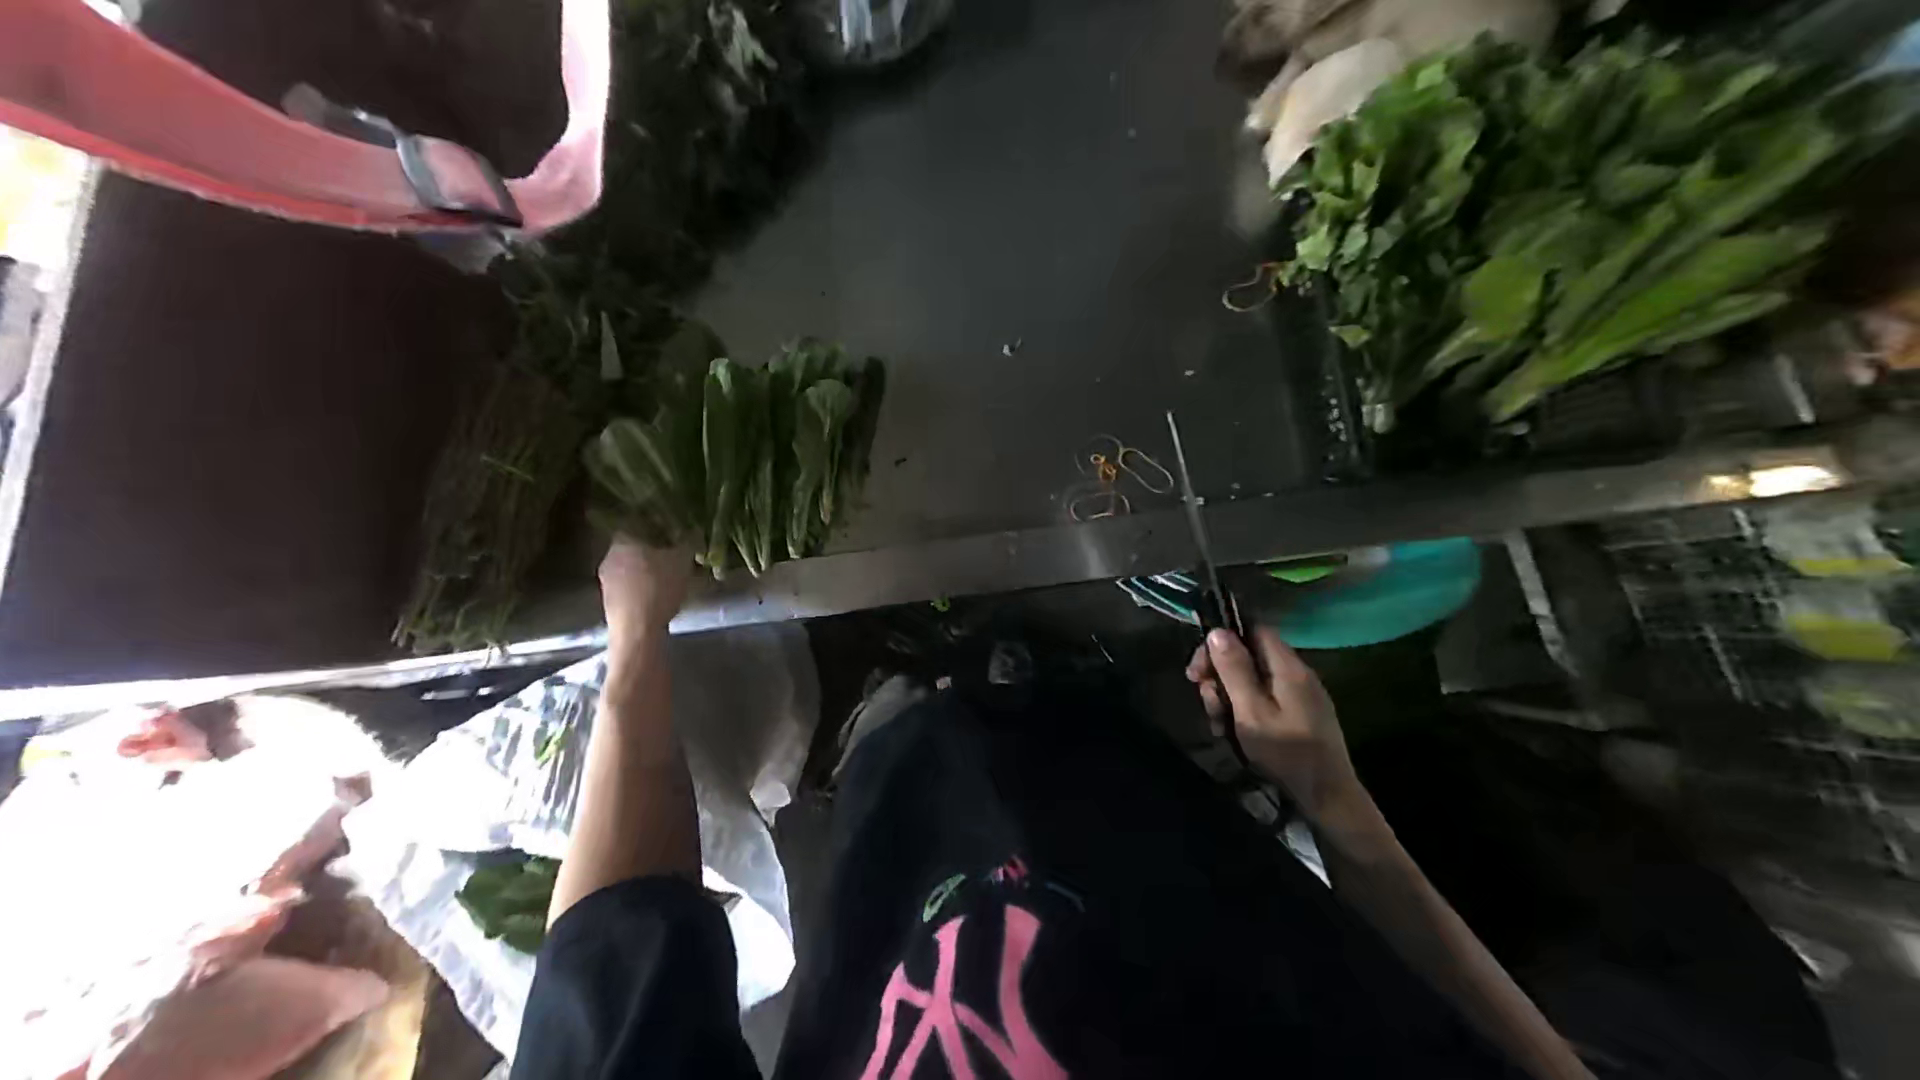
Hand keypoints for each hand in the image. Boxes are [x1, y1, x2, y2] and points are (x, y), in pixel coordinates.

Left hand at [599, 535, 691, 650]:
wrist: (637, 630)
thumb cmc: (659, 588)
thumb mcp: (683, 560)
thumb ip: (688, 541)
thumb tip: (693, 530)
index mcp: (623, 540)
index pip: (637, 524)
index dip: (656, 527)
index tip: (672, 533)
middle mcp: (609, 557)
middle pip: (633, 547)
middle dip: (652, 551)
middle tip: (674, 556)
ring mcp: (606, 581)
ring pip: (630, 568)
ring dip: (647, 571)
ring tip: (669, 579)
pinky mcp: (609, 602)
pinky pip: (629, 588)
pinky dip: (643, 589)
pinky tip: (658, 597)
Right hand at [1186, 626, 1366, 826]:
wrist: (1328, 798)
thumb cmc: (1286, 753)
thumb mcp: (1251, 711)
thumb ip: (1235, 670)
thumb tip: (1217, 631)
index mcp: (1288, 667)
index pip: (1252, 629)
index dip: (1221, 641)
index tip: (1199, 669)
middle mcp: (1296, 674)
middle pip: (1248, 657)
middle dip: (1221, 677)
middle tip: (1208, 704)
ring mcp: (1300, 695)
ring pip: (1252, 681)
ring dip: (1229, 698)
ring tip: (1220, 727)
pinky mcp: (1299, 714)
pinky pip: (1263, 699)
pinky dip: (1244, 711)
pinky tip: (1235, 734)